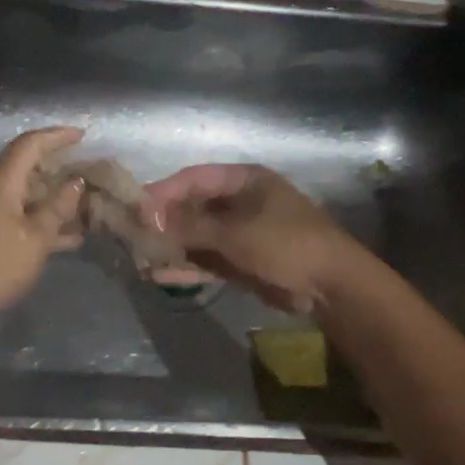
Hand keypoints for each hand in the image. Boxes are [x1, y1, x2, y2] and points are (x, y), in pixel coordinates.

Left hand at [0, 128, 85, 338]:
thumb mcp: (34, 239)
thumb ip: (56, 209)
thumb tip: (76, 182)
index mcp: (2, 184)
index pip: (28, 145)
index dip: (56, 136)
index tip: (83, 136)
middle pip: (27, 168)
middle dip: (60, 167)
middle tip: (91, 173)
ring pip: (28, 196)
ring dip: (56, 198)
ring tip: (89, 205)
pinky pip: (23, 219)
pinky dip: (46, 223)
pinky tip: (72, 238)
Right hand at [141, 164, 356, 312]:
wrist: (331, 286)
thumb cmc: (287, 244)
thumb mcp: (235, 232)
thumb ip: (190, 225)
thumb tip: (147, 217)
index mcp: (244, 181)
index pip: (194, 179)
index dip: (164, 192)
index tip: (135, 208)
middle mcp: (240, 203)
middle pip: (193, 208)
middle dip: (164, 223)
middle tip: (133, 236)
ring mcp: (240, 234)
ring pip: (197, 237)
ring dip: (171, 248)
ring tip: (141, 259)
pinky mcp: (241, 261)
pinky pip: (207, 259)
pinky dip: (186, 266)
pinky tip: (160, 275)